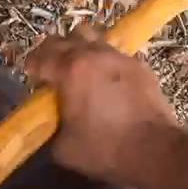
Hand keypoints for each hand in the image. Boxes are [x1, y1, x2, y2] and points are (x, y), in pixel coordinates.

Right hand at [24, 36, 182, 188]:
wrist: (156, 152)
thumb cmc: (106, 149)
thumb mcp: (64, 149)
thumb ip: (50, 130)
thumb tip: (48, 124)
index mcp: (69, 70)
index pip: (40, 56)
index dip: (31, 65)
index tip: (31, 76)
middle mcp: (92, 54)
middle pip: (63, 39)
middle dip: (51, 52)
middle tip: (50, 69)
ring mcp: (117, 56)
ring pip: (90, 37)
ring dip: (78, 48)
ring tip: (79, 66)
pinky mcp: (138, 65)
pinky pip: (113, 52)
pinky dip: (103, 60)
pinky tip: (106, 80)